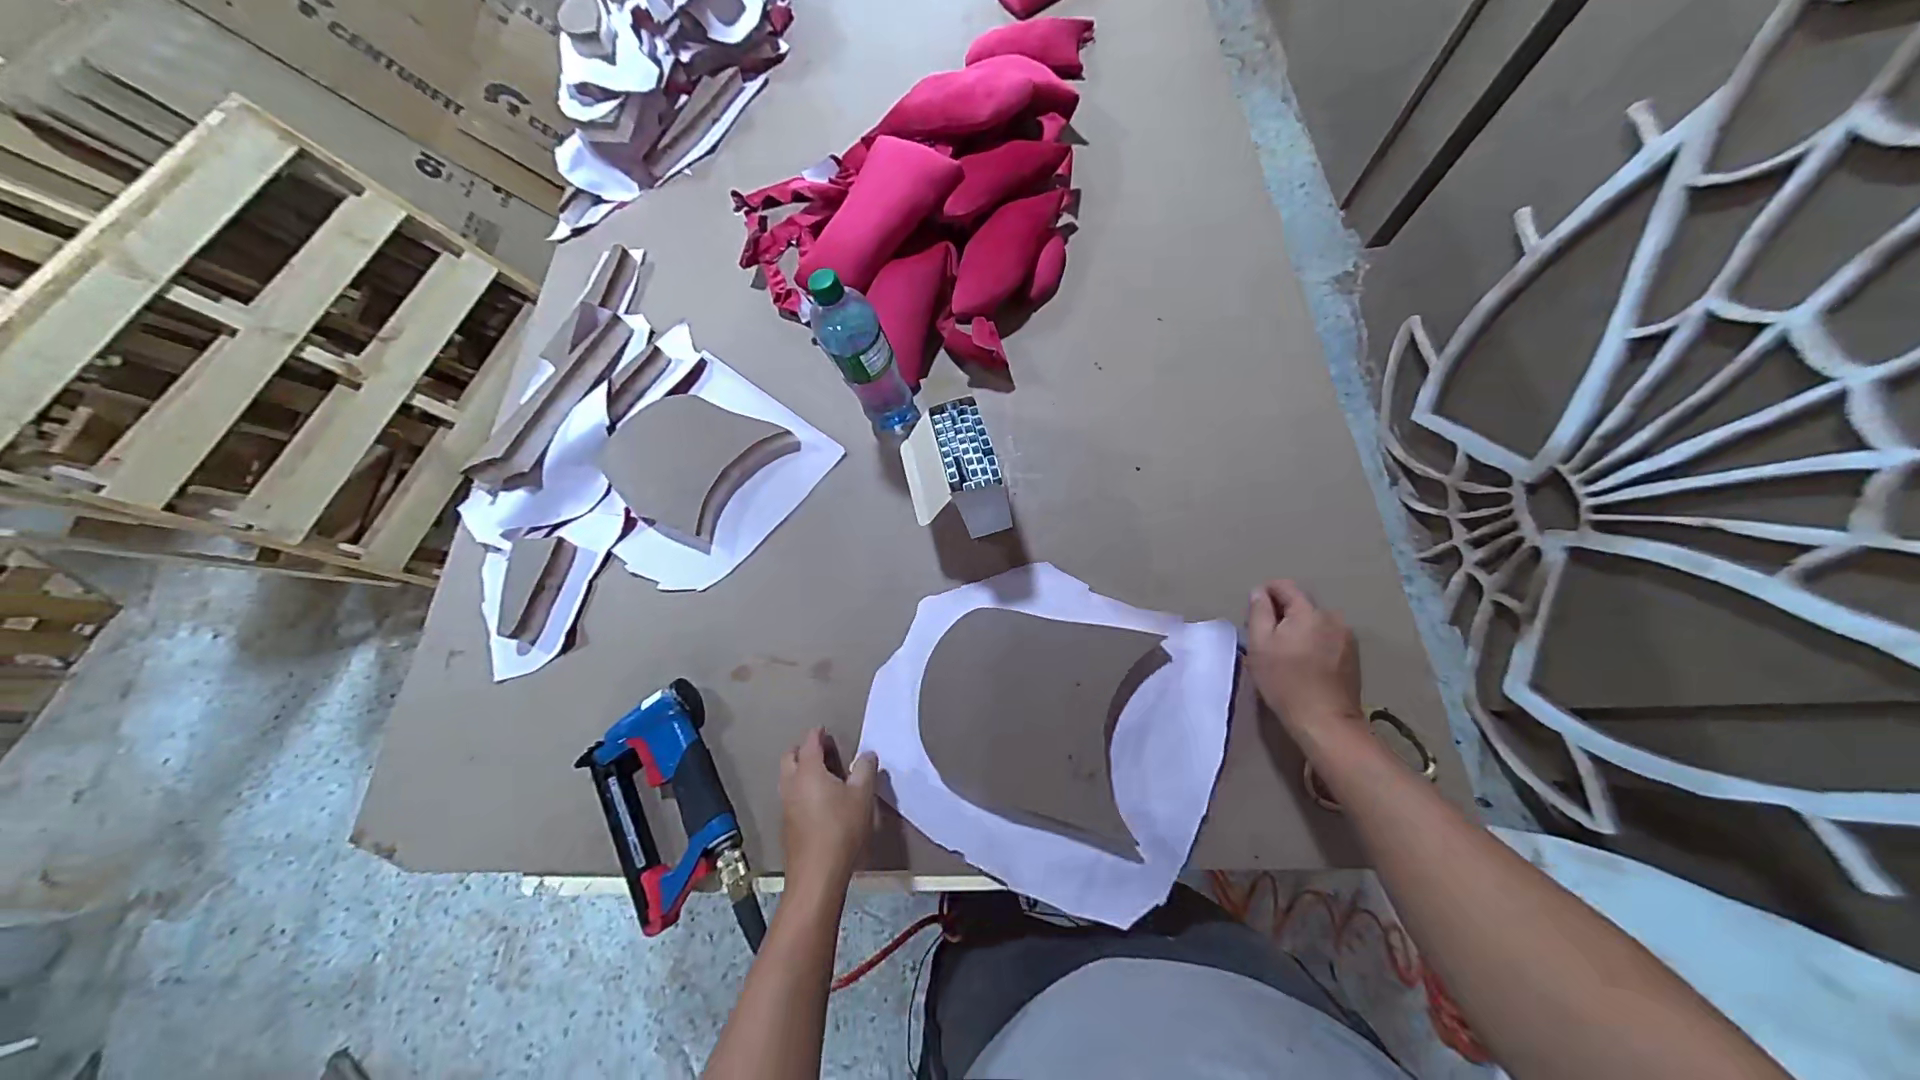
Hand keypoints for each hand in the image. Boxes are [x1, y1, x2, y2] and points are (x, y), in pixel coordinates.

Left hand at [779, 727, 877, 899]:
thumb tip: (866, 755)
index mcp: (808, 771)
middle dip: (804, 749)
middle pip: (791, 757)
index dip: (819, 734)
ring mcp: (786, 804)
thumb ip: (865, 769)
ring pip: (788, 777)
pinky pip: (790, 795)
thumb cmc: (841, 828)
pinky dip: (801, 788)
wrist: (817, 874)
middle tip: (824, 751)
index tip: (826, 730)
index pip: (810, 742)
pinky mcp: (787, 823)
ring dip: (801, 769)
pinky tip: (819, 799)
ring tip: (824, 774)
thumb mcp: (862, 795)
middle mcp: (791, 784)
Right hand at [1246, 580, 1365, 739]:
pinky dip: (1314, 643)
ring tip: (1288, 655)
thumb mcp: (1259, 645)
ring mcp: (1347, 636)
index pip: (1284, 586)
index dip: (1265, 594)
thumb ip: (1259, 612)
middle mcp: (1332, 617)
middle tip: (1267, 641)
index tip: (1254, 615)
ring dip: (1300, 630)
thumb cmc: (1284, 681)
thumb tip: (1259, 592)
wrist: (1324, 720)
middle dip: (1282, 616)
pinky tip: (1306, 665)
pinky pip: (1327, 637)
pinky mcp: (1354, 654)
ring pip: (1314, 622)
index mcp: (1308, 611)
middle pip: (1300, 604)